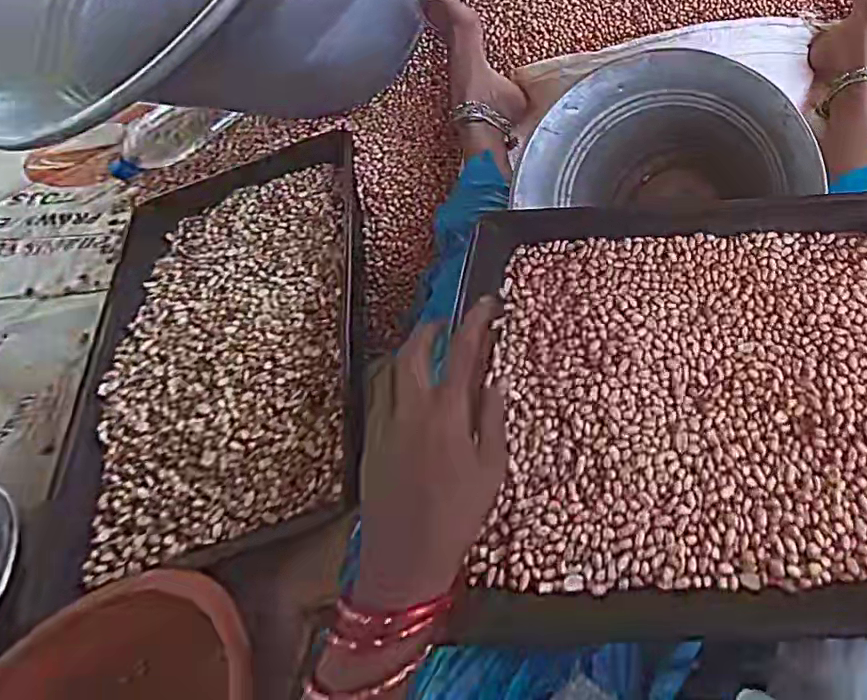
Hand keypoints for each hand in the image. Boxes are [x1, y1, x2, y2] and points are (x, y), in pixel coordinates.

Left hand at [356, 296, 508, 608]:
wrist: (404, 561)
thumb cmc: (457, 516)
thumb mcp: (491, 467)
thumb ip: (493, 418)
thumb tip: (496, 380)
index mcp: (447, 415)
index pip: (462, 352)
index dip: (475, 322)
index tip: (486, 304)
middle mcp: (412, 412)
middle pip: (413, 351)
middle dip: (432, 328)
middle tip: (450, 323)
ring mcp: (385, 425)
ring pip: (390, 370)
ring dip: (410, 350)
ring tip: (429, 348)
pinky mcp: (370, 442)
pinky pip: (380, 394)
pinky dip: (395, 377)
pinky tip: (409, 387)